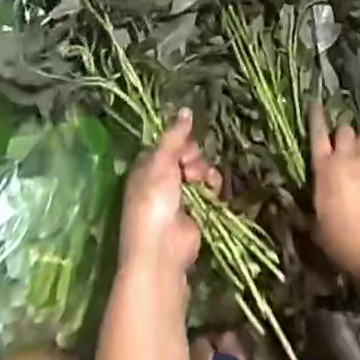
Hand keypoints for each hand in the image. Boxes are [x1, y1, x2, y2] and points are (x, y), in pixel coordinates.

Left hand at [118, 108, 220, 283]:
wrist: (162, 250)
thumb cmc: (154, 202)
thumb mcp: (161, 163)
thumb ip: (174, 136)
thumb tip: (186, 109)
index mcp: (146, 167)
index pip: (168, 143)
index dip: (180, 141)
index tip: (186, 145)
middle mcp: (160, 179)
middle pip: (185, 154)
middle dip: (194, 157)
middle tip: (192, 167)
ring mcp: (178, 195)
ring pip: (199, 169)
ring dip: (205, 170)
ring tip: (203, 180)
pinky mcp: (195, 209)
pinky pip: (208, 187)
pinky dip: (212, 185)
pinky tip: (213, 189)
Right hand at [309, 103, 359, 282]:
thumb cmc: (341, 240)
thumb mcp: (316, 227)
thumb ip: (310, 207)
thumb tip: (303, 203)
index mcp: (325, 169)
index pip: (318, 134)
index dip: (315, 116)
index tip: (315, 102)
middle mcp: (347, 160)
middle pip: (345, 130)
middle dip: (340, 132)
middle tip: (336, 141)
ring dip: (357, 144)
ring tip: (354, 155)